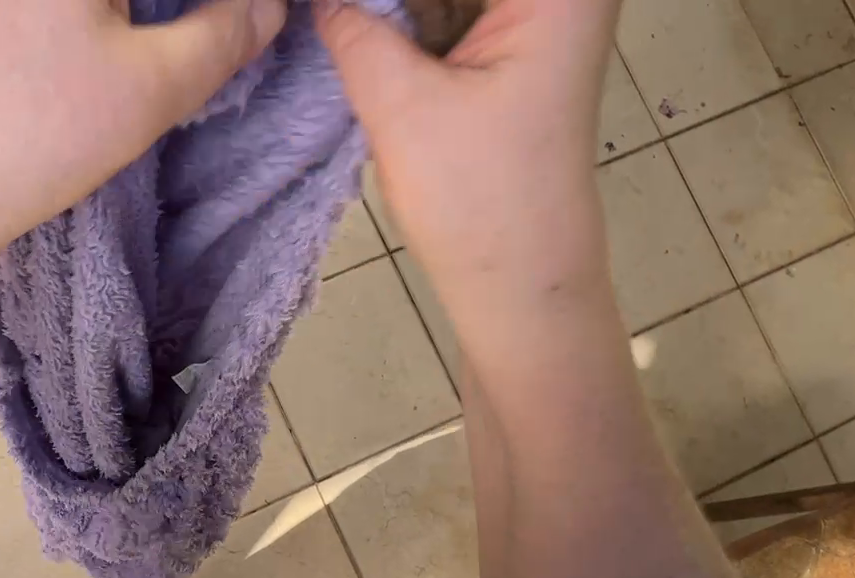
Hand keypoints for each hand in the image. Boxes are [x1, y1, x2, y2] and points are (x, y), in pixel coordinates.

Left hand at [0, 0, 285, 273]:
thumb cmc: (33, 138)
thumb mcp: (147, 92)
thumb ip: (222, 38)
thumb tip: (267, 5)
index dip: (217, 4)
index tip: (242, 27)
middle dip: (179, 9)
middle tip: (212, 37)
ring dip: (137, 14)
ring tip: (167, 46)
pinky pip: (49, 0)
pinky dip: (92, 17)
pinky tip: (89, 60)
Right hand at [314, 0, 620, 320]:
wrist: (511, 273)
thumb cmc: (473, 193)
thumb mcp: (404, 109)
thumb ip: (356, 38)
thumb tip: (320, 2)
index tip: (331, 8)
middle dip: (388, 0)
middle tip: (329, 17)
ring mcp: (535, 20)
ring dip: (392, 10)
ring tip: (338, 24)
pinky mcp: (509, 55)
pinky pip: (451, 19)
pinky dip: (408, 25)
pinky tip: (363, 35)